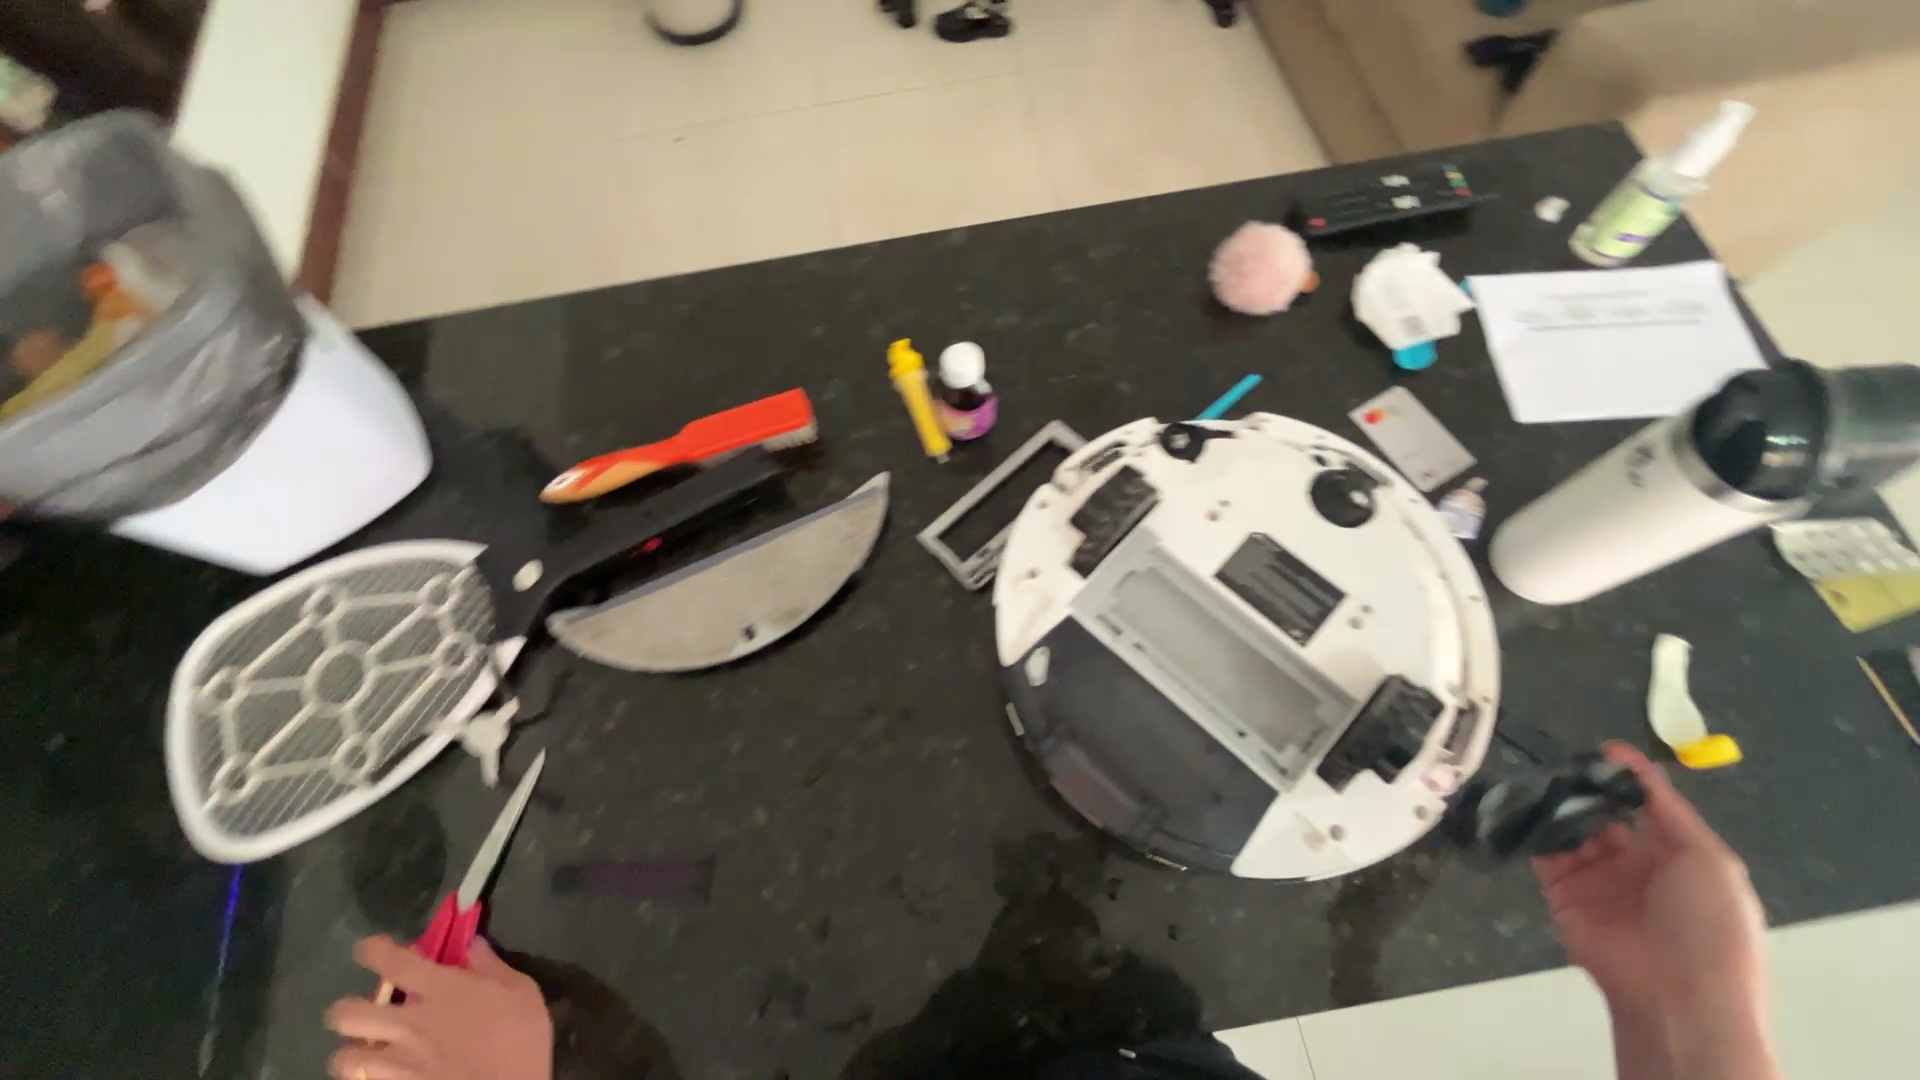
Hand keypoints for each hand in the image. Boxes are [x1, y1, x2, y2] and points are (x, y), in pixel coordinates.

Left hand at [326, 936, 553, 1079]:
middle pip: (348, 1015)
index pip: (394, 963)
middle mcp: (409, 1024)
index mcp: (442, 990)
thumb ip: (492, 966)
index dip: (373, 951)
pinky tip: (379, 1078)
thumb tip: (471, 944)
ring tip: (364, 1052)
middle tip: (362, 1011)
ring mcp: (398, 1064)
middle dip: (345, 1010)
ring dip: (350, 1053)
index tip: (368, 948)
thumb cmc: (521, 1036)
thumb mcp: (521, 990)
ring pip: (343, 1059)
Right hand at [1533, 743, 1767, 1018]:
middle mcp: (1633, 863)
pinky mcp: (1559, 891)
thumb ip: (1667, 809)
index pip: (1645, 806)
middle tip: (1557, 762)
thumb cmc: (1709, 924)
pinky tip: (1522, 807)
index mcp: (1677, 856)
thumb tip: (1629, 760)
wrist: (1679, 992)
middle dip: (1582, 790)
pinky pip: (1541, 853)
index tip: (1601, 749)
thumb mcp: (1710, 860)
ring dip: (1554, 806)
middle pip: (1600, 814)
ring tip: (1536, 779)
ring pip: (1568, 828)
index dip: (1625, 778)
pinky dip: (1530, 829)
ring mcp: (1594, 877)